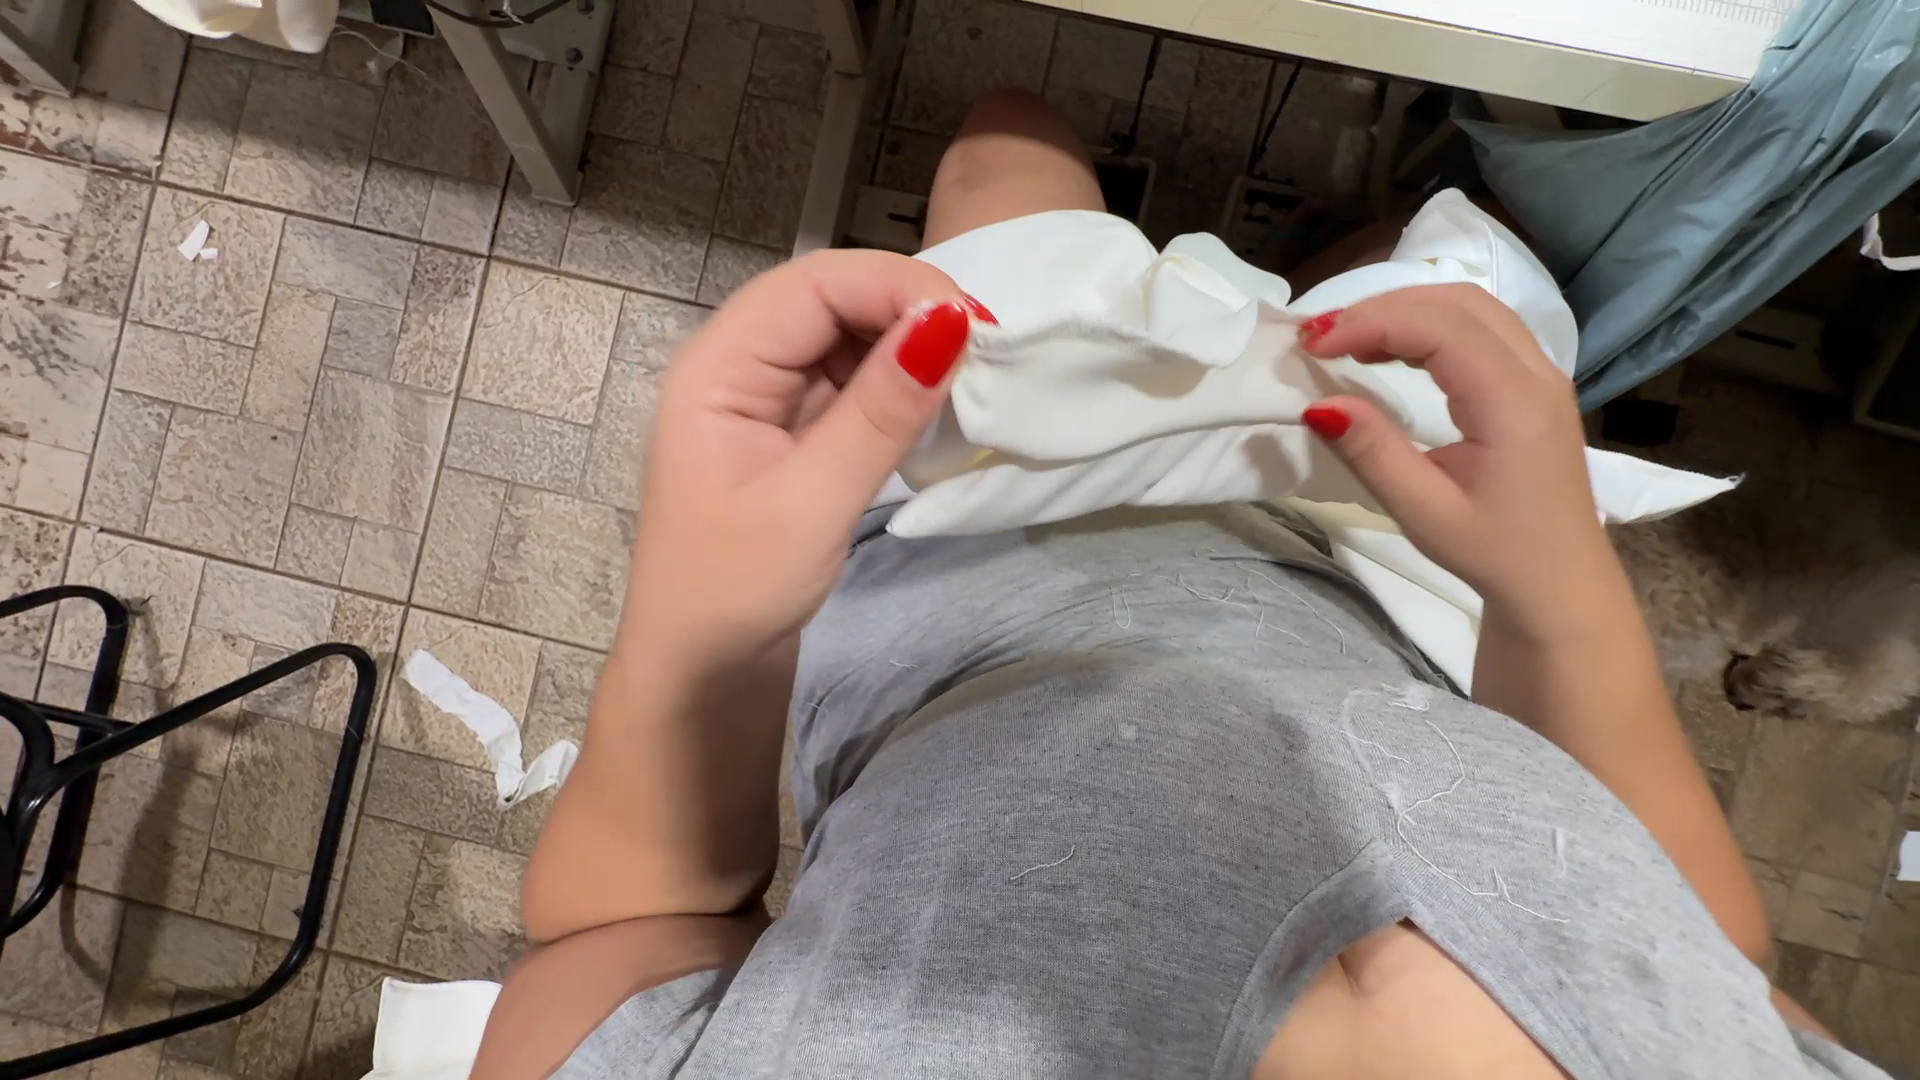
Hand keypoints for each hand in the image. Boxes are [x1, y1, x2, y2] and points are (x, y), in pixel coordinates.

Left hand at [622, 249, 980, 676]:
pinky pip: (853, 386)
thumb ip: (879, 414)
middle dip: (908, 311)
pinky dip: (898, 388)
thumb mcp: (812, 503)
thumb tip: (951, 325)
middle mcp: (741, 367)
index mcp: (718, 368)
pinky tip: (934, 404)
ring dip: (909, 349)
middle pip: (831, 301)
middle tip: (984, 348)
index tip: (974, 323)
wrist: (704, 665)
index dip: (895, 286)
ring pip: (848, 341)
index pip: (812, 286)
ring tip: (970, 375)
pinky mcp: (797, 433)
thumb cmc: (735, 591)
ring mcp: (770, 400)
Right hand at [1296, 284, 1620, 639]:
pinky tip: (1386, 351)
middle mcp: (1535, 373)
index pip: (1440, 329)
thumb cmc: (1491, 550)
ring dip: (1403, 311)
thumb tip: (1318, 406)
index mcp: (1513, 403)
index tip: (1313, 345)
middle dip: (1382, 307)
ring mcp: (1539, 374)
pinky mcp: (1529, 384)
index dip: (1371, 322)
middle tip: (1319, 336)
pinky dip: (1425, 326)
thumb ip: (1372, 452)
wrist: (1557, 579)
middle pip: (1458, 303)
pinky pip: (1478, 329)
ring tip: (1345, 340)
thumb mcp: (1422, 510)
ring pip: (1471, 308)